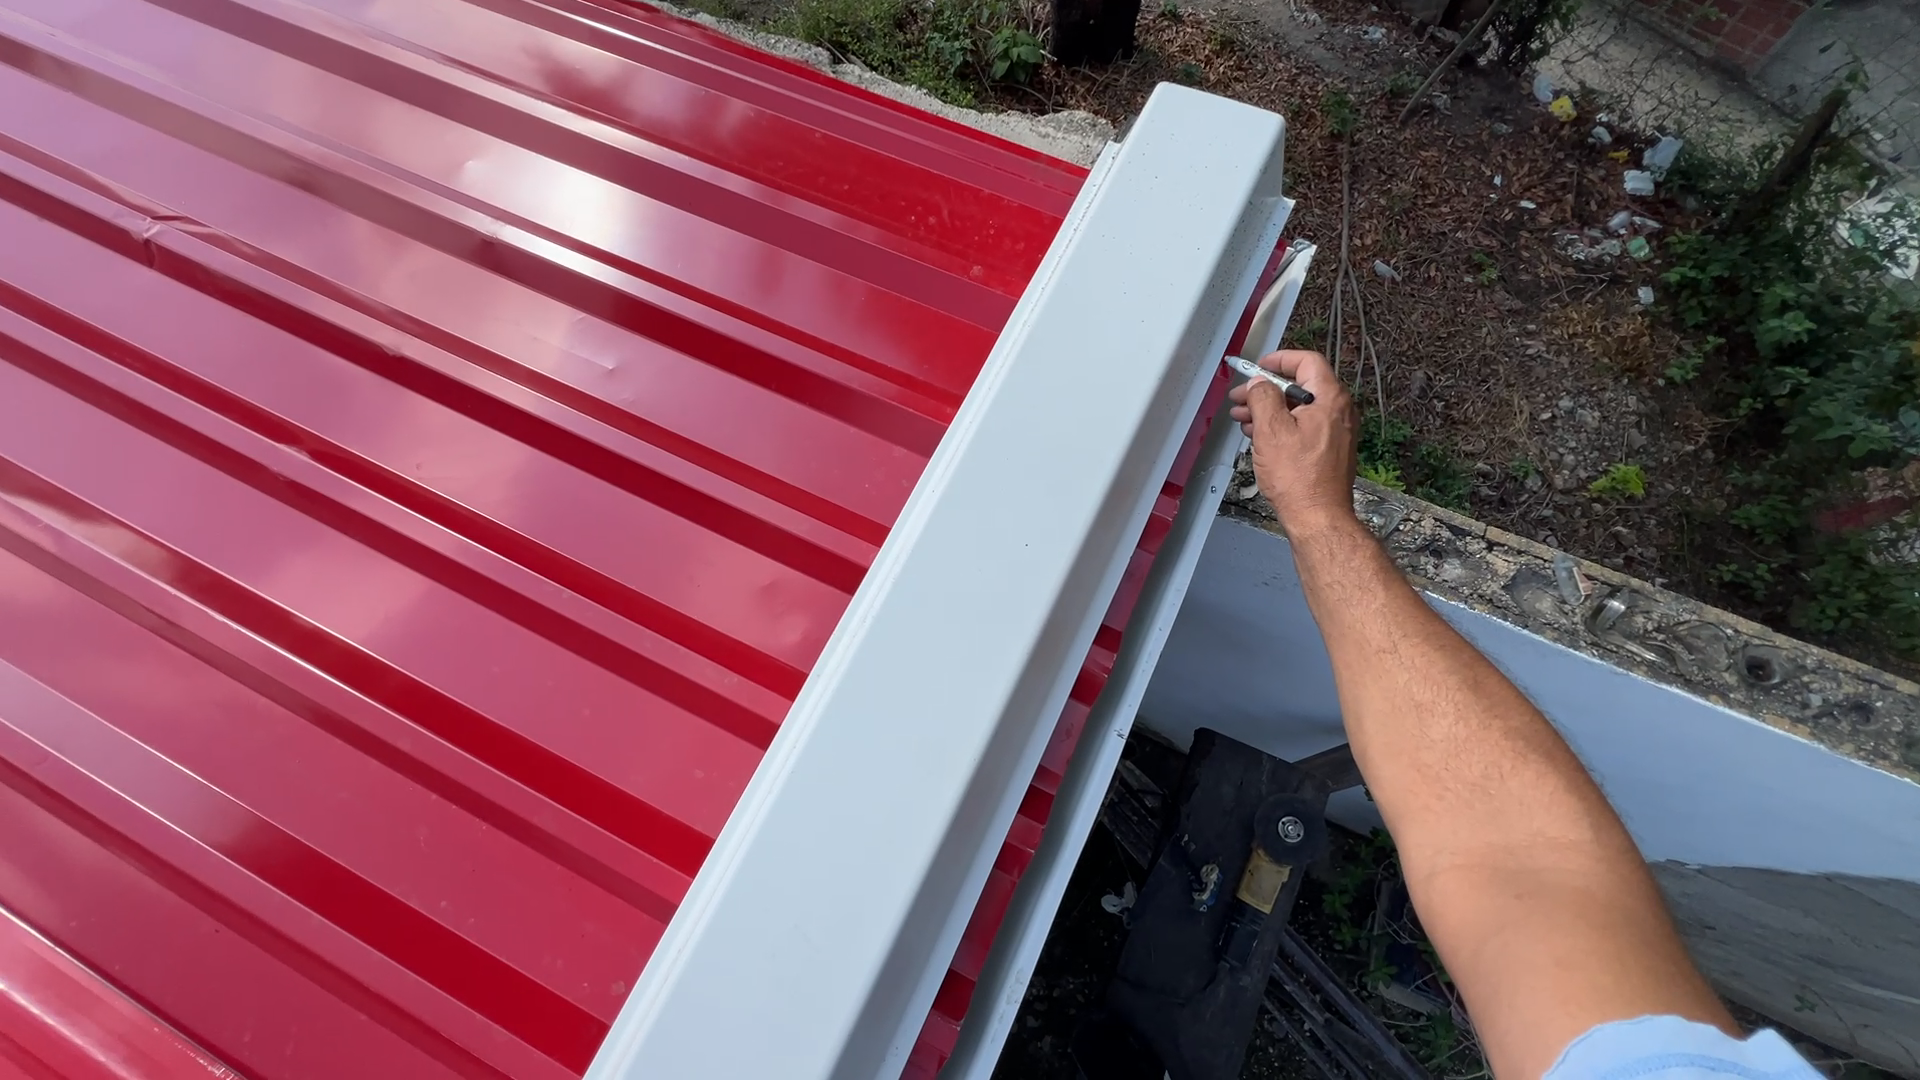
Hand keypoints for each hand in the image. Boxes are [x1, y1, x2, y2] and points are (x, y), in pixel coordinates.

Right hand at [1227, 350, 1358, 537]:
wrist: (1317, 515)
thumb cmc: (1299, 479)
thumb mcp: (1271, 431)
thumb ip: (1263, 398)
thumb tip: (1258, 384)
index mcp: (1330, 399)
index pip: (1306, 362)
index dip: (1279, 360)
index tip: (1258, 366)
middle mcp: (1339, 411)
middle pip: (1300, 386)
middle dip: (1266, 390)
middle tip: (1242, 398)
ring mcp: (1336, 431)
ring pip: (1300, 408)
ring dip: (1270, 410)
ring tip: (1245, 420)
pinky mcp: (1330, 449)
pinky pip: (1304, 427)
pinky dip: (1282, 426)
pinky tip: (1261, 438)